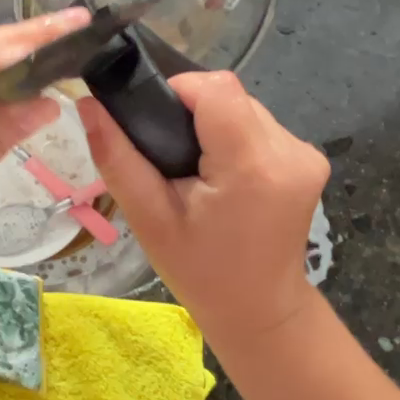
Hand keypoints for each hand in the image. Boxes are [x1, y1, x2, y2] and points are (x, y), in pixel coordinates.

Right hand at [80, 72, 328, 348]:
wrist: (259, 310)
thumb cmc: (199, 271)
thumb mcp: (149, 219)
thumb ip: (119, 159)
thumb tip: (87, 105)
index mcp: (251, 165)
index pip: (216, 88)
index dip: (179, 93)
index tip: (155, 127)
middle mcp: (289, 150)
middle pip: (230, 97)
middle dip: (194, 116)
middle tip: (170, 160)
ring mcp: (306, 154)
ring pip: (245, 108)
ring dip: (215, 128)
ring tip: (195, 172)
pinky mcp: (311, 159)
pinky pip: (260, 127)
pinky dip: (235, 140)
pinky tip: (223, 176)